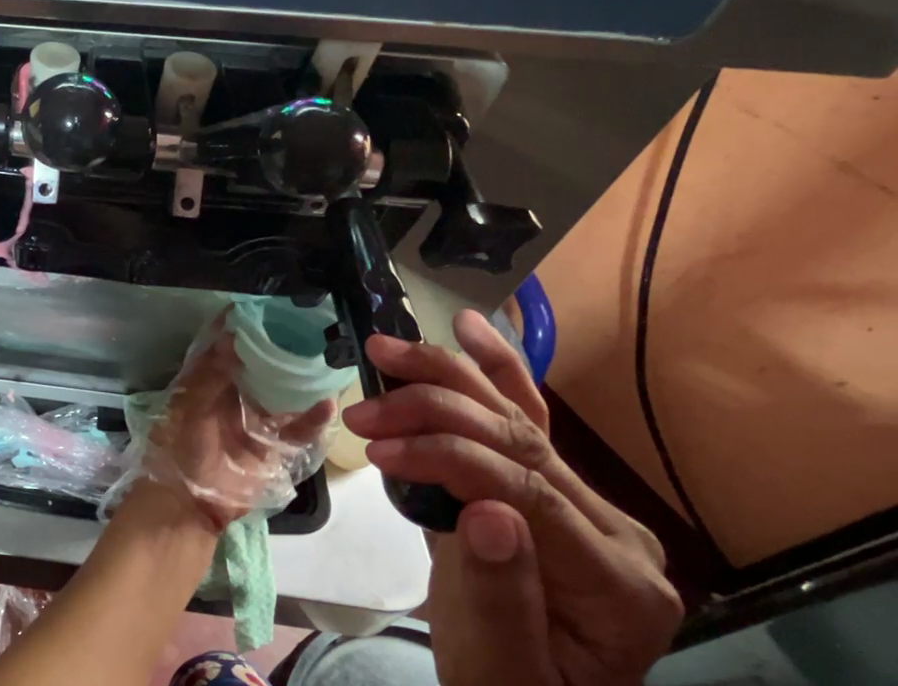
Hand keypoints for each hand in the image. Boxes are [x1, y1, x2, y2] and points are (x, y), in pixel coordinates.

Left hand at [144, 309, 336, 530]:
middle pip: (259, 367)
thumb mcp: (190, 405)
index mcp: (205, 382)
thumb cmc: (180, 449)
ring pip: (282, 395)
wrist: (187, 503)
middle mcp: (231, 397)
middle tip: (305, 325)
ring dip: (300, 381)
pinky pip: (296, 431)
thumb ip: (211, 373)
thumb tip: (231, 337)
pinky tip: (328, 405)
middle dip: (278, 349)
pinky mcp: (271, 449)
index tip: (262, 304)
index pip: (224, 346)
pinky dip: (312, 419)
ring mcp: (253, 423)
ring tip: (325, 357)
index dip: (240, 326)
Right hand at [342, 310, 682, 685]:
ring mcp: (590, 510)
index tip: (376, 449)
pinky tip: (472, 330)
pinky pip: (530, 425)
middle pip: (523, 443)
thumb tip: (488, 512)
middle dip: (436, 410)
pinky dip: (497, 375)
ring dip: (449, 378)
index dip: (447, 457)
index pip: (528, 490)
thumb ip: (504, 596)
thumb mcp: (500, 669)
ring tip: (387, 349)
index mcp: (617, 582)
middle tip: (364, 409)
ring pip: (521, 420)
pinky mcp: (555, 497)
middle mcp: (616, 532)